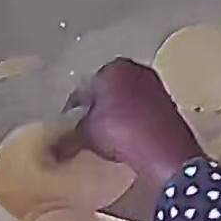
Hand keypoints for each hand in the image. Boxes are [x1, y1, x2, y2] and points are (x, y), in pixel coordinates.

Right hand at [58, 59, 202, 197]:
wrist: (163, 151)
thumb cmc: (119, 133)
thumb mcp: (85, 137)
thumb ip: (66, 140)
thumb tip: (51, 151)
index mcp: (111, 68)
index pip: (82, 89)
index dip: (72, 111)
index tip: (68, 129)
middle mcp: (135, 69)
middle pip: (106, 91)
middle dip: (96, 110)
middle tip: (86, 134)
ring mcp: (155, 85)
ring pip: (125, 100)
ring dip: (115, 116)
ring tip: (106, 139)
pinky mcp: (169, 103)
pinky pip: (142, 111)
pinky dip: (132, 122)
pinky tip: (127, 140)